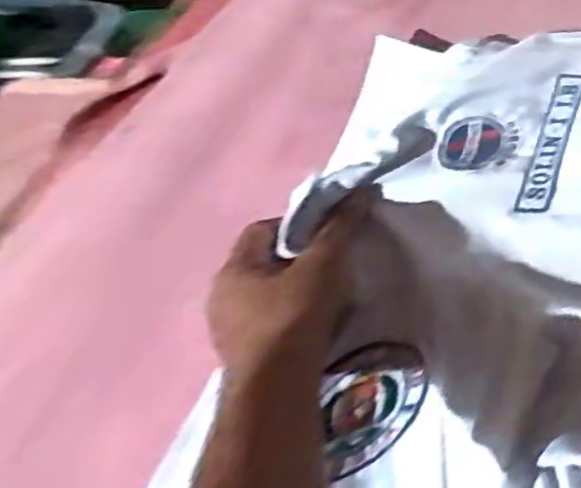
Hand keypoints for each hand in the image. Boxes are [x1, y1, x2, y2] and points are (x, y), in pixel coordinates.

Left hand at [206, 188, 372, 376]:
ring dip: (298, 282)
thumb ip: (340, 225)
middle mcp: (221, 295)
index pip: (263, 227)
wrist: (276, 386)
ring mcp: (227, 325)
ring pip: (269, 287)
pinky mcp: (242, 348)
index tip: (328, 231)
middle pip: (267, 257)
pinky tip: (317, 316)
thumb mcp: (325, 261)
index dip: (298, 222)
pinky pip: (269, 314)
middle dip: (301, 253)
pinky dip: (293, 308)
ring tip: (331, 287)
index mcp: (233, 269)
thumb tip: (359, 193)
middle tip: (334, 256)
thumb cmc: (295, 313)